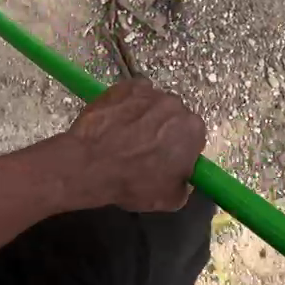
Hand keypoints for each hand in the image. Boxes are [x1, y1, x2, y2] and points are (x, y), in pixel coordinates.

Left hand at [56, 80, 205, 211]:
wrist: (90, 162)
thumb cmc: (134, 182)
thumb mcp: (171, 198)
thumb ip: (185, 182)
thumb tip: (182, 176)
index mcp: (192, 129)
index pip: (194, 136)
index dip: (181, 147)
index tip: (167, 157)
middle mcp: (174, 104)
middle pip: (173, 115)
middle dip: (164, 128)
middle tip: (145, 145)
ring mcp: (147, 91)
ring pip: (152, 103)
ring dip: (145, 114)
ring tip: (126, 132)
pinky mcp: (123, 86)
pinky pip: (132, 93)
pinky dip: (127, 103)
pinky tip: (116, 120)